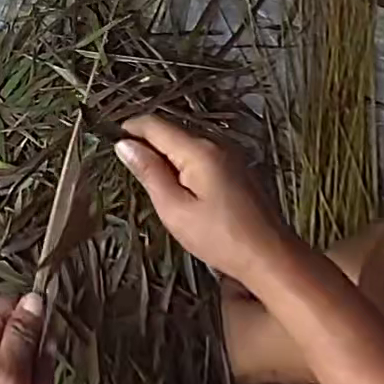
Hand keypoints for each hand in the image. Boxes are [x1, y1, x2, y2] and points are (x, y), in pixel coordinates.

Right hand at [117, 115, 293, 284]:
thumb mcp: (174, 209)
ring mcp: (229, 153)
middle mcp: (215, 143)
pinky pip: (199, 153)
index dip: (129, 129)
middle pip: (170, 130)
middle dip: (146, 142)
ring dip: (164, 153)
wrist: (272, 258)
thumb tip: (124, 144)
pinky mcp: (236, 167)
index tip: (112, 142)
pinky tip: (179, 187)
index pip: (154, 124)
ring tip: (152, 181)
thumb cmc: (220, 238)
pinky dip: (182, 162)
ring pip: (184, 141)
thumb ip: (149, 172)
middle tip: (130, 168)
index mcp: (198, 150)